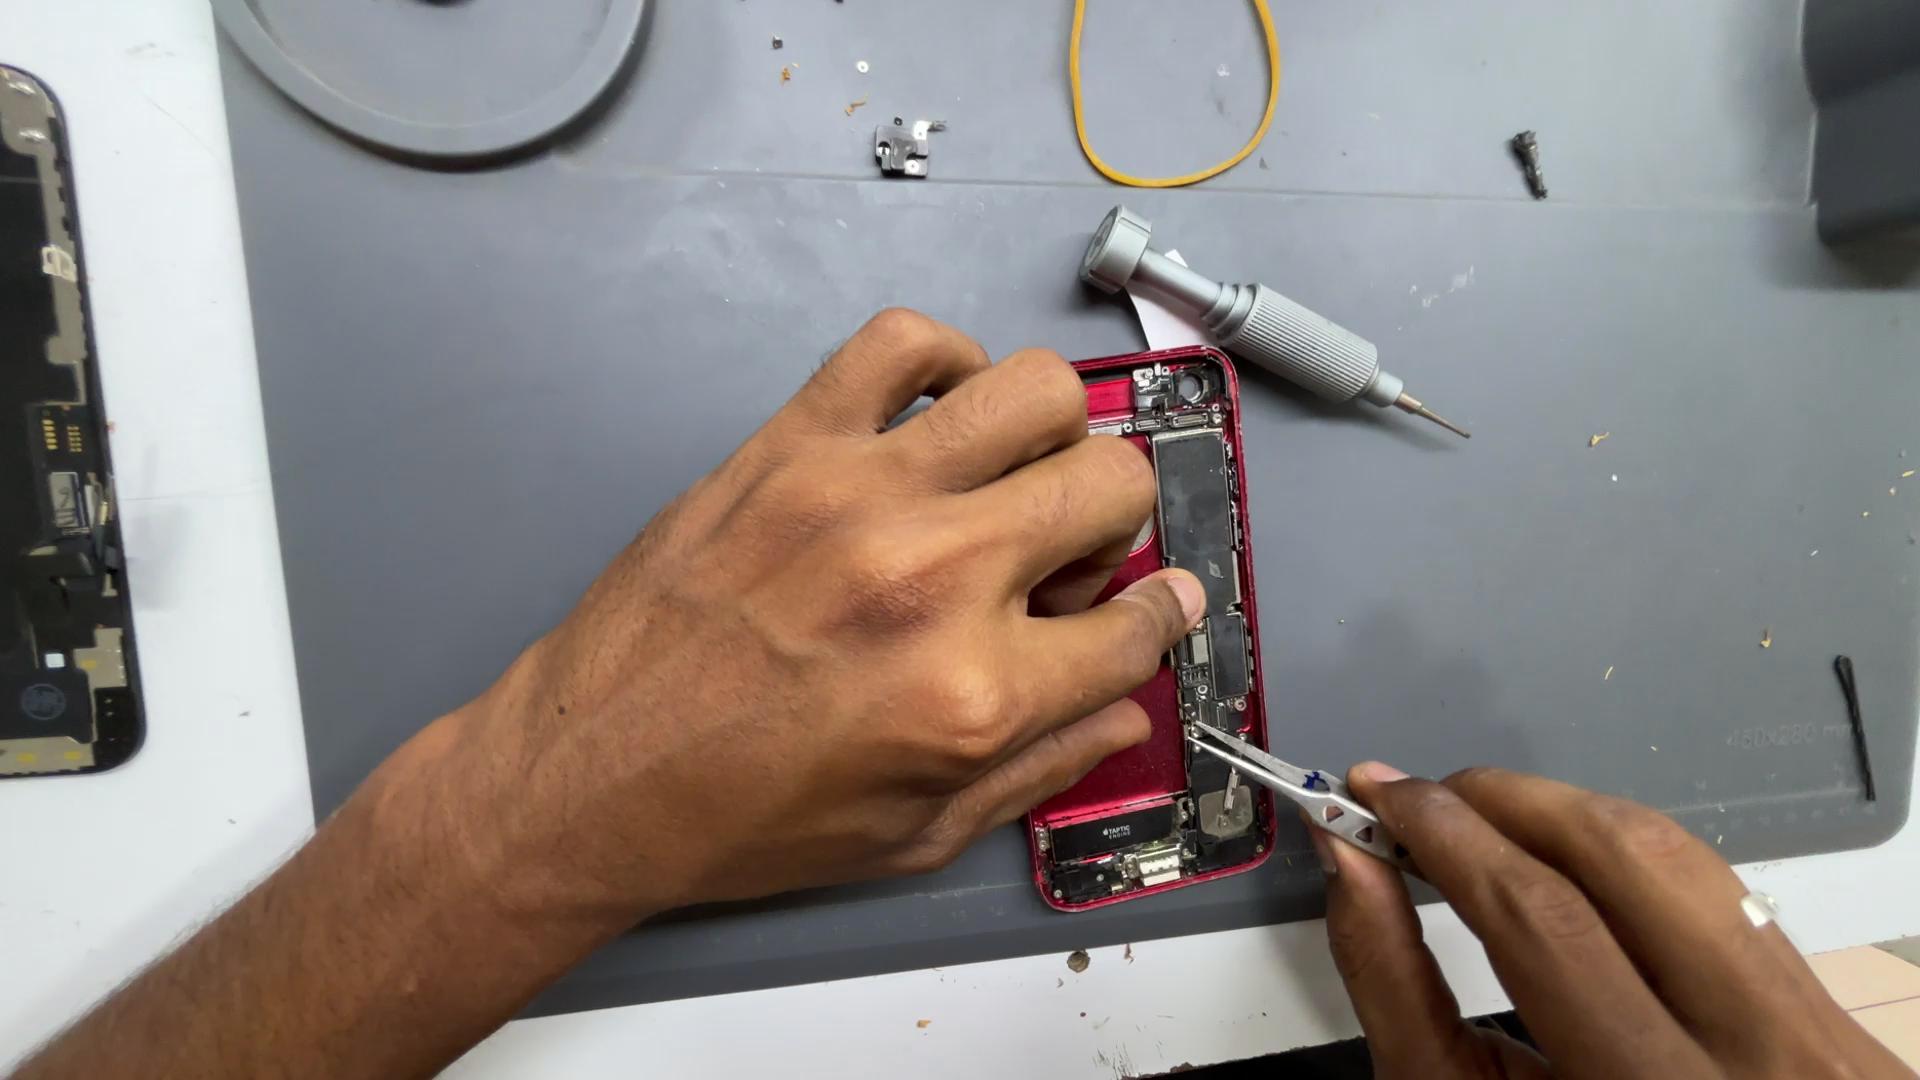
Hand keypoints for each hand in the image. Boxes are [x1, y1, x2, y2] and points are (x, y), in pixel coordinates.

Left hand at [384, 309, 1204, 926]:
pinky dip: (946, 363)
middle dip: (1119, 523)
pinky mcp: (792, 442)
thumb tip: (1134, 700)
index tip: (1156, 606)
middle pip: (1113, 485)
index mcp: (979, 695)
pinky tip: (936, 417)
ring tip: (1007, 479)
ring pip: (1035, 391)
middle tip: (1064, 553)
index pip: (1139, 627)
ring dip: (1055, 435)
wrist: (591, 773)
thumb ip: (1048, 766)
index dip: (1163, 617)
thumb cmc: (757, 821)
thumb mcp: (921, 835)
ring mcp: (862, 492)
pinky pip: (903, 343)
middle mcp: (938, 578)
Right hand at [1316, 764, 1912, 1079]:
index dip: (1443, 830)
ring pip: (1674, 854)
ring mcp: (1827, 1035)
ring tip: (1473, 827)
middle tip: (1420, 803)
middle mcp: (1776, 1059)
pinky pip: (1706, 888)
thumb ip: (1384, 963)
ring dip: (1548, 812)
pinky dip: (1604, 852)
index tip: (1373, 788)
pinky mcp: (1832, 1014)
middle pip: (1625, 854)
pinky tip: (1548, 867)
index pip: (1541, 915)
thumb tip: (1343, 844)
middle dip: (1496, 798)